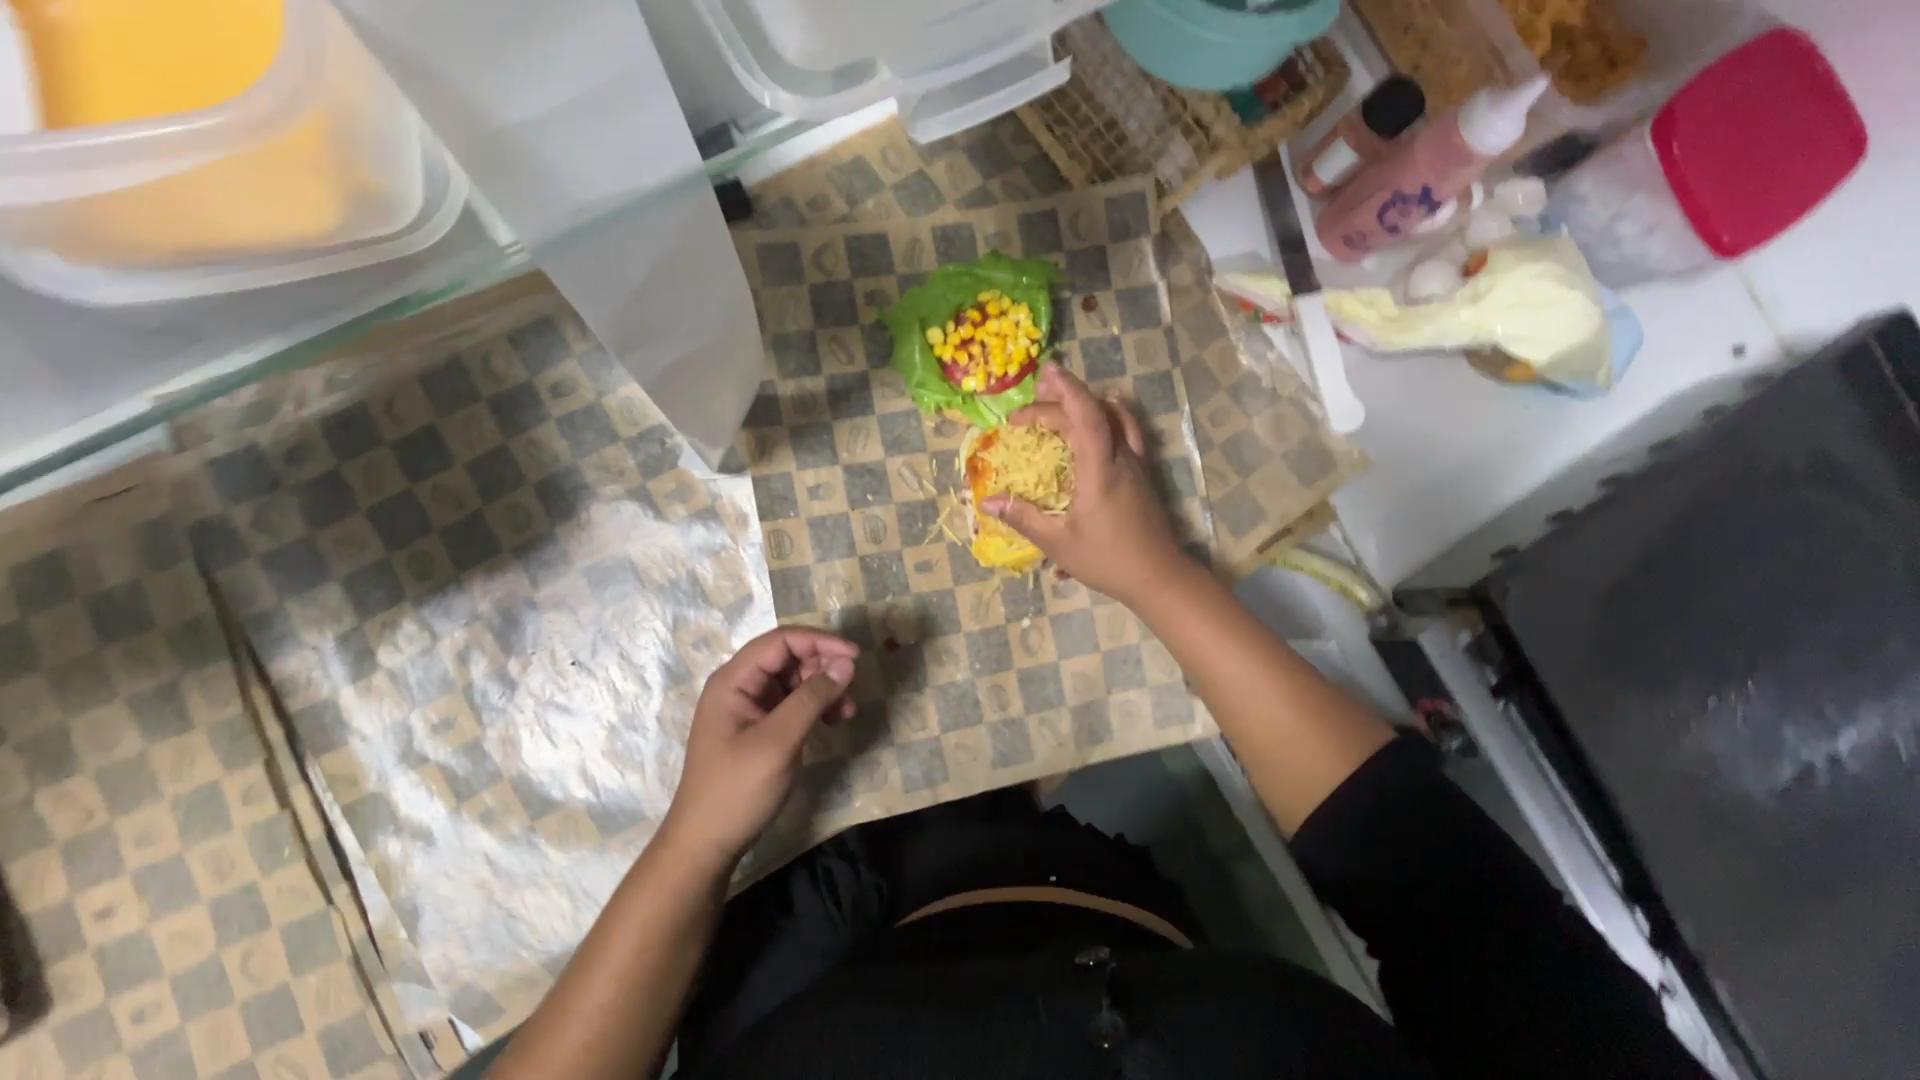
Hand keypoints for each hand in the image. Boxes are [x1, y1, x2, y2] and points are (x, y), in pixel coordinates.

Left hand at [660, 628, 858, 869]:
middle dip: (823, 666)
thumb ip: (811, 698)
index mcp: (733, 681)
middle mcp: (739, 687)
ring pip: (794, 681)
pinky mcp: (760, 729)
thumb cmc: (737, 789)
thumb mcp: (778, 742)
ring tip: (847, 711)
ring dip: (823, 688)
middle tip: (852, 687)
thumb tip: (846, 663)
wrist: (707, 843)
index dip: (819, 641)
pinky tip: (834, 722)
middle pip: (788, 657)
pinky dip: (815, 708)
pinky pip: (793, 704)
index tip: (856, 656)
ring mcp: (749, 708)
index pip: (780, 641)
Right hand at [982, 365, 1190, 604]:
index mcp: (1100, 470)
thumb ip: (1024, 518)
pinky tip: (1100, 419)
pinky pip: (1127, 431)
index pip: (1085, 416)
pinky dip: (1109, 416)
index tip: (1046, 373)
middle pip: (1092, 414)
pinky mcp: (1142, 474)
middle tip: (1023, 415)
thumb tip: (988, 502)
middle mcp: (1121, 458)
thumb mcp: (1059, 543)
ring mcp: (1136, 464)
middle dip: (1058, 404)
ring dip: (1086, 404)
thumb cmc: (1108, 561)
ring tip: (1060, 403)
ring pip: (1115, 417)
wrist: (1159, 576)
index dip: (1066, 390)